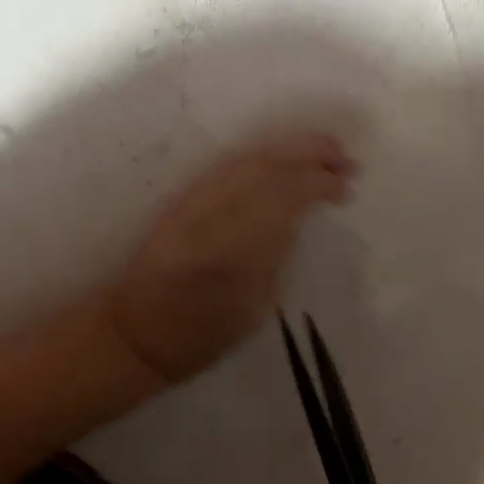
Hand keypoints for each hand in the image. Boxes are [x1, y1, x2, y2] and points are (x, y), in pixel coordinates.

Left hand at [104, 133, 356, 383]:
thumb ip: (277, 253)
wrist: (137, 330)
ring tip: (321, 151)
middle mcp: (213, 212)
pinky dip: (263, 157)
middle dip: (310, 153)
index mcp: (235, 245)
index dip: (320, 183)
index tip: (345, 189)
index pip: (285, 194)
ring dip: (288, 149)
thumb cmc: (202, 335)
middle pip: (268, 165)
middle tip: (344, 158)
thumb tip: (298, 217)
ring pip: (248, 158)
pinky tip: (281, 160)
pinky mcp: (184, 197)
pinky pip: (229, 166)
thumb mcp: (255, 304)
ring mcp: (195, 199)